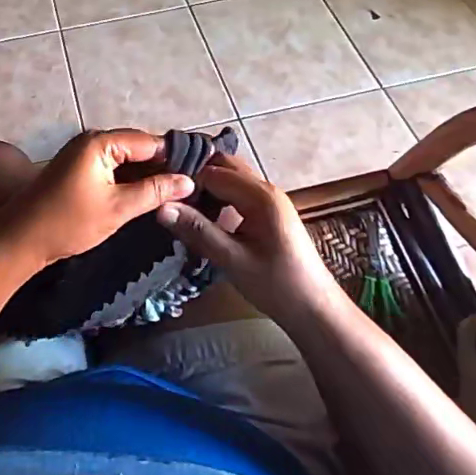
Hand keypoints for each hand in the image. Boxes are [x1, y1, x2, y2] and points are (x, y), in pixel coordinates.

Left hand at [7, 130, 194, 267]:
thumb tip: (188, 181)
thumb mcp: (118, 208)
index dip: (175, 156)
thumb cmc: (68, 223)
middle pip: (139, 147)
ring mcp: (84, 153)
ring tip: (176, 190)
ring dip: (147, 173)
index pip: (149, 142)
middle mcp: (93, 140)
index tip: (201, 170)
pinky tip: (148, 194)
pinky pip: (113, 166)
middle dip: (163, 164)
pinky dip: (130, 178)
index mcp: (101, 142)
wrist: (19, 240)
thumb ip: (155, 191)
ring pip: (127, 158)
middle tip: (192, 183)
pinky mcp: (79, 169)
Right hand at [156, 152, 343, 324]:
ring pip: (232, 178)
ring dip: (208, 187)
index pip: (214, 172)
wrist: (314, 308)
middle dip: (197, 176)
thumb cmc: (277, 285)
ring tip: (181, 206)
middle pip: (225, 166)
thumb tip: (162, 208)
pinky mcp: (270, 212)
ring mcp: (270, 199)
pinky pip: (239, 192)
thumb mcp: (233, 260)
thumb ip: (198, 231)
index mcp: (261, 196)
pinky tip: (204, 217)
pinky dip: (220, 197)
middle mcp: (266, 189)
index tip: (161, 195)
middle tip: (168, 196)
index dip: (187, 181)